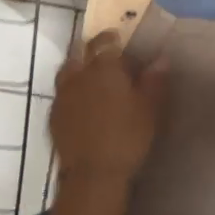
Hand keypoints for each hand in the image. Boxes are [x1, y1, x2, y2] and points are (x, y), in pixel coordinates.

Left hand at [50, 32, 165, 183]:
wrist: (92, 173)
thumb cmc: (128, 138)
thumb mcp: (150, 110)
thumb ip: (154, 81)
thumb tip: (161, 59)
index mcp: (104, 68)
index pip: (108, 43)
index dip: (116, 41)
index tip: (123, 43)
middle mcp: (79, 74)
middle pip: (82, 50)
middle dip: (94, 48)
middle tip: (106, 54)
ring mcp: (62, 94)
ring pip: (68, 69)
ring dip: (79, 67)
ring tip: (91, 76)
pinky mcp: (53, 114)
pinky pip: (61, 93)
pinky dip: (71, 90)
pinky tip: (80, 102)